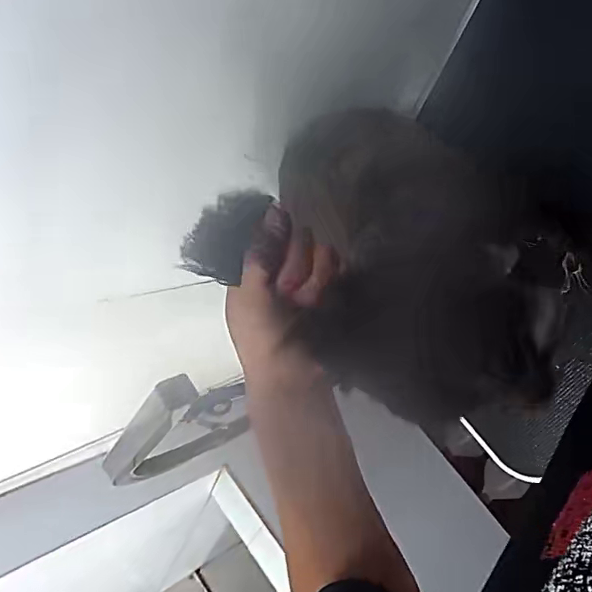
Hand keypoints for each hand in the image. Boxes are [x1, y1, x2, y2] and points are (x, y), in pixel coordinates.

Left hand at [226, 204, 337, 391]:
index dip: (279, 239)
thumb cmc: (263, 339)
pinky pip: (342, 272)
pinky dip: (334, 282)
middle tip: (290, 292)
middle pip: (301, 242)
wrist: (297, 379)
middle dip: (298, 266)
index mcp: (255, 270)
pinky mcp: (335, 294)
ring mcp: (311, 283)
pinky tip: (324, 300)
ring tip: (308, 304)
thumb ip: (261, 254)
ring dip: (317, 280)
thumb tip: (276, 211)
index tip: (281, 252)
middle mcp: (283, 272)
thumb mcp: (250, 296)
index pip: (272, 233)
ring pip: (324, 256)